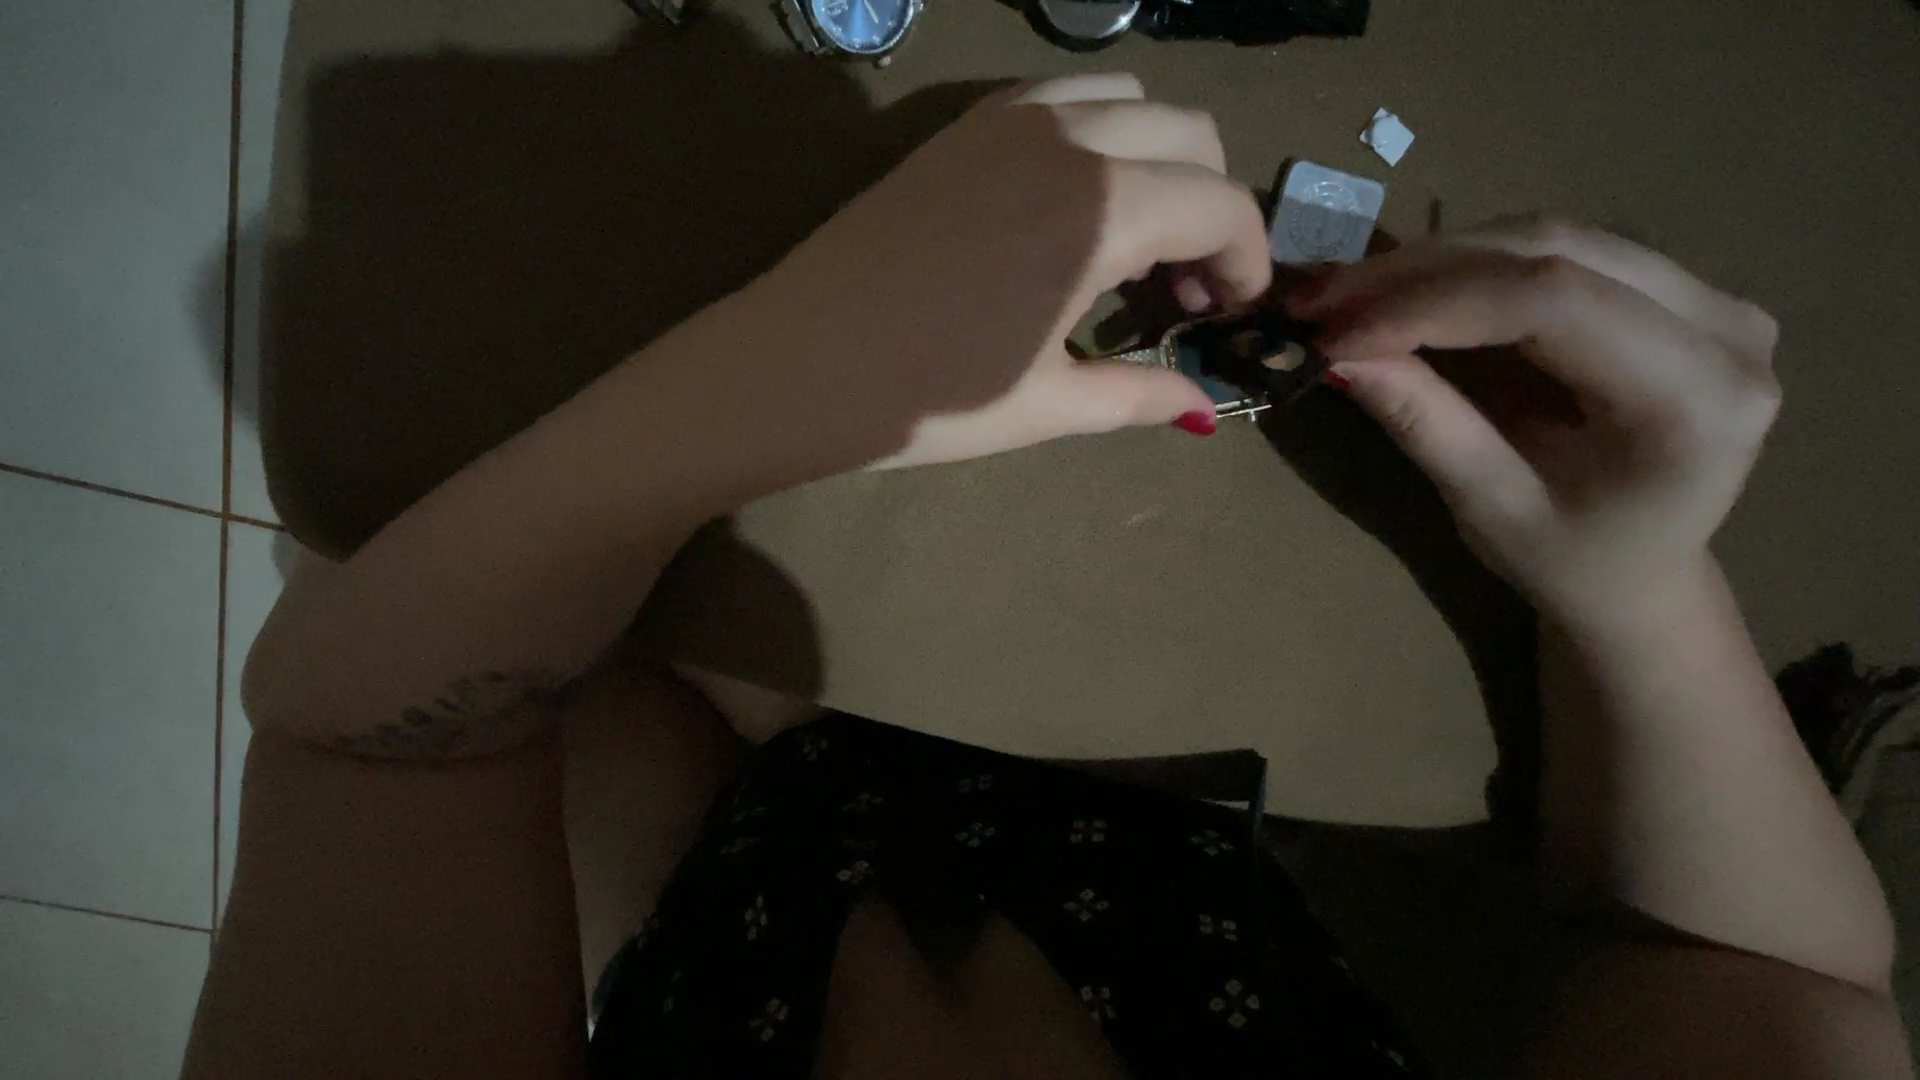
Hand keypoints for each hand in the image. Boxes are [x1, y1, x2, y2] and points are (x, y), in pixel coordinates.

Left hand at [705, 73, 1269, 469]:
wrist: (799, 368)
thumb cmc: (932, 400)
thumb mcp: (1049, 406)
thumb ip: (1136, 396)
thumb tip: (1198, 409)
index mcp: (1100, 210)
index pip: (1219, 204)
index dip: (1247, 258)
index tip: (1232, 310)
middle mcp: (1065, 140)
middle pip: (1189, 135)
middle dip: (1210, 206)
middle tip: (1183, 288)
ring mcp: (1005, 122)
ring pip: (1126, 101)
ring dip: (1157, 161)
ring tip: (1131, 241)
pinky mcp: (958, 129)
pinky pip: (1057, 100)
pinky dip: (1094, 137)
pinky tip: (1067, 206)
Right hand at [1289, 216, 1780, 626]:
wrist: (1639, 570)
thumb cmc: (1567, 560)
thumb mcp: (1487, 506)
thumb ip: (1423, 422)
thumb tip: (1337, 354)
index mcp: (1696, 397)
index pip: (1551, 303)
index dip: (1428, 304)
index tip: (1334, 331)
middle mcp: (1724, 323)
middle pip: (1549, 251)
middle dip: (1416, 272)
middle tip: (1320, 300)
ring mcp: (1704, 294)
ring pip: (1544, 237)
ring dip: (1430, 261)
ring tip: (1345, 294)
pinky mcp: (1666, 289)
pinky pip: (1548, 252)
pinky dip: (1459, 266)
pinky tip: (1398, 289)